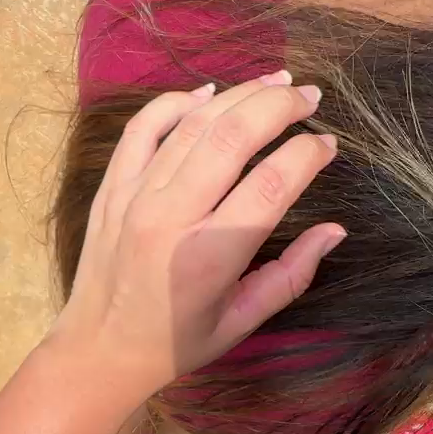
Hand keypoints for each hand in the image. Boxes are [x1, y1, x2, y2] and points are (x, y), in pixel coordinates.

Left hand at [46, 71, 345, 398]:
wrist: (98, 351)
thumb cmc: (174, 345)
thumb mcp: (239, 323)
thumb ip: (290, 277)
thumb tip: (334, 231)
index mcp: (208, 257)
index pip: (273, 183)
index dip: (309, 154)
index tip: (328, 146)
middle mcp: (170, 217)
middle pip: (234, 136)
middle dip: (280, 107)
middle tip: (310, 97)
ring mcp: (134, 197)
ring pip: (193, 124)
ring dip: (239, 95)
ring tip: (274, 82)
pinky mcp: (111, 189)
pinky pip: (143, 128)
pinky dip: (177, 103)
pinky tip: (208, 94)